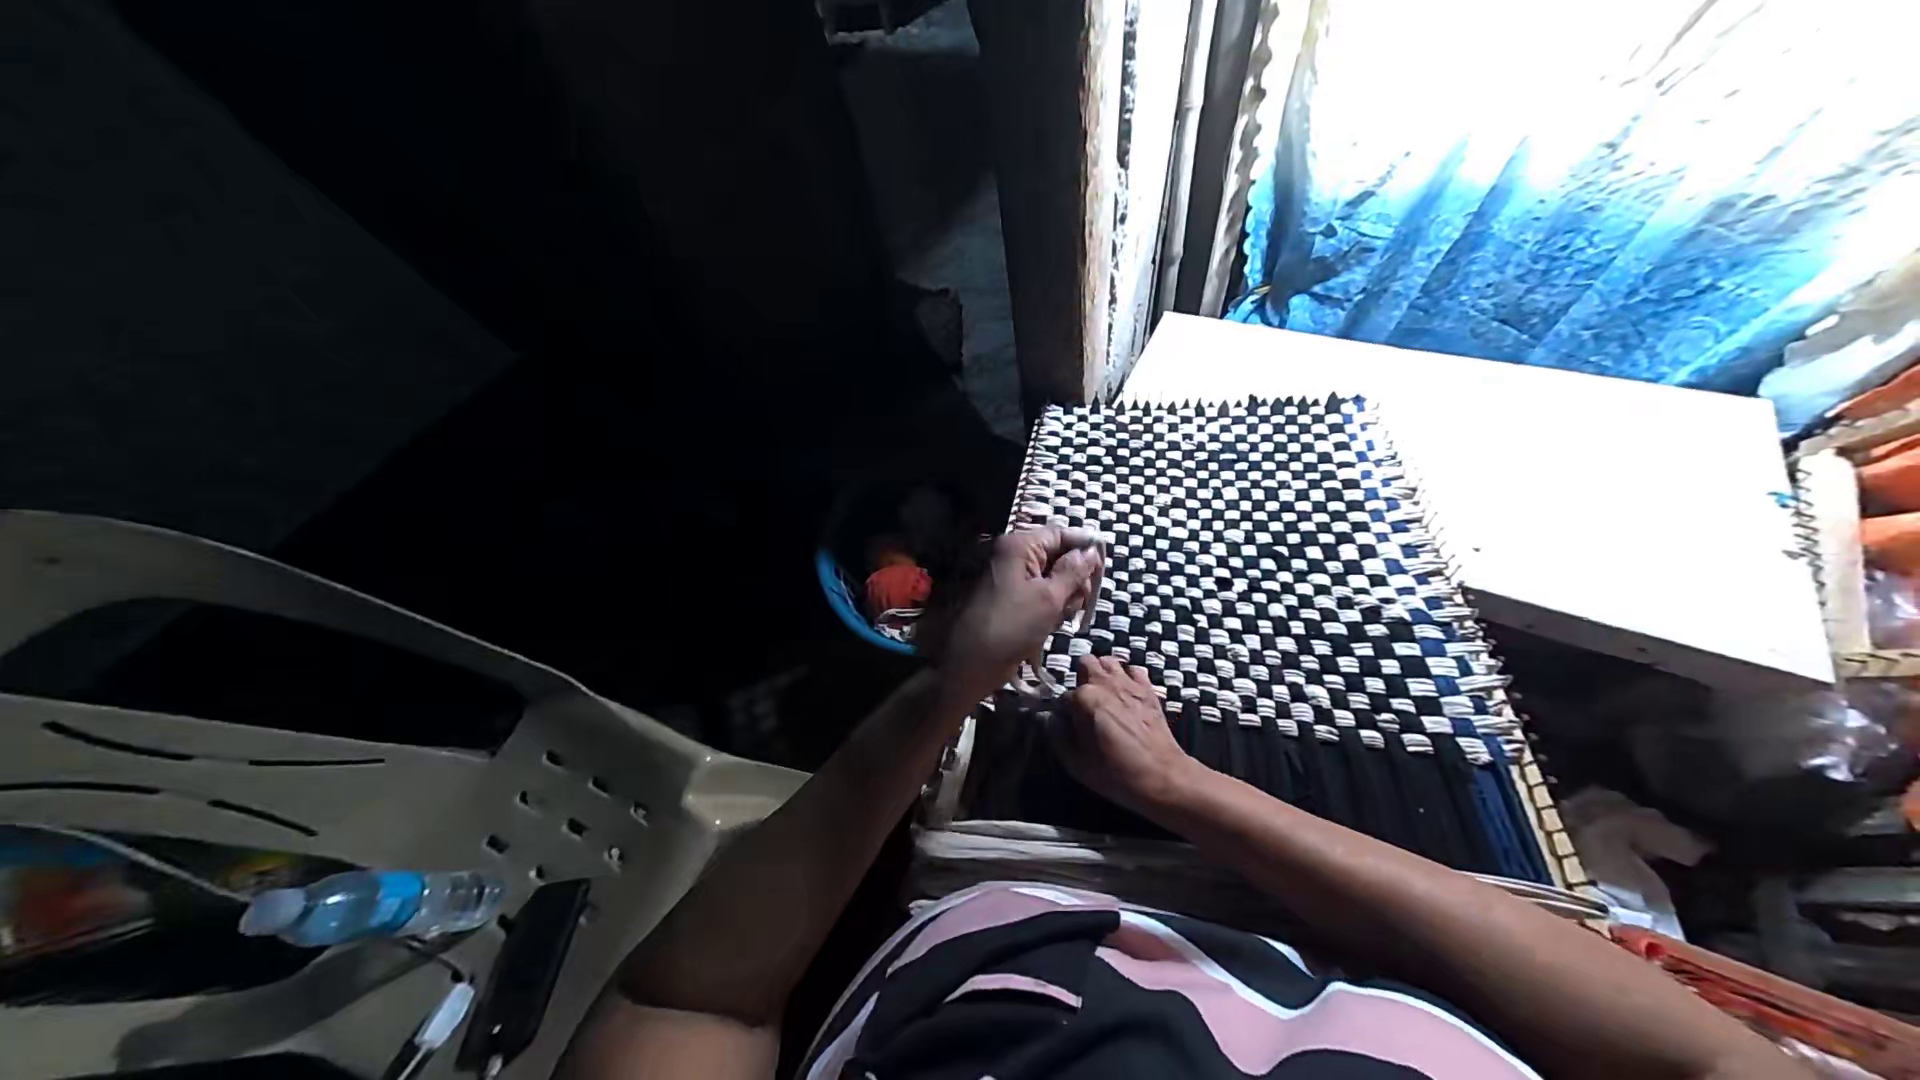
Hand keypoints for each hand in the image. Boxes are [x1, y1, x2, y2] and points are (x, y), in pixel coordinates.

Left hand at [934, 527, 1102, 696]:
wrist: (973, 662)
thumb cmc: (1012, 626)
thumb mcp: (1050, 597)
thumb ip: (1074, 570)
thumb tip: (1092, 550)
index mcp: (1019, 546)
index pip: (1061, 534)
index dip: (1085, 548)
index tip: (1102, 569)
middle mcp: (1014, 555)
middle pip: (1059, 555)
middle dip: (1075, 577)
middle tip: (1079, 601)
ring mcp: (1013, 577)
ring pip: (1054, 577)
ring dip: (1065, 595)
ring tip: (1061, 616)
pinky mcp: (1013, 598)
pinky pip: (1042, 593)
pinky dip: (1053, 606)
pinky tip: (1053, 622)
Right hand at [1053, 654, 1198, 810]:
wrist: (1162, 777)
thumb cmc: (1116, 773)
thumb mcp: (1076, 764)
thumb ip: (1058, 736)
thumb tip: (1053, 719)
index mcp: (1084, 698)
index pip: (1063, 697)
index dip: (1064, 712)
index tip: (1070, 726)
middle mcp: (1105, 683)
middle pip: (1085, 664)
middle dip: (1082, 679)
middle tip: (1085, 703)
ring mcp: (1129, 683)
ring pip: (1109, 661)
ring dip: (1103, 673)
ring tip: (1104, 694)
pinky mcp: (1149, 689)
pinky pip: (1134, 670)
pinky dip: (1127, 677)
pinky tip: (1126, 693)